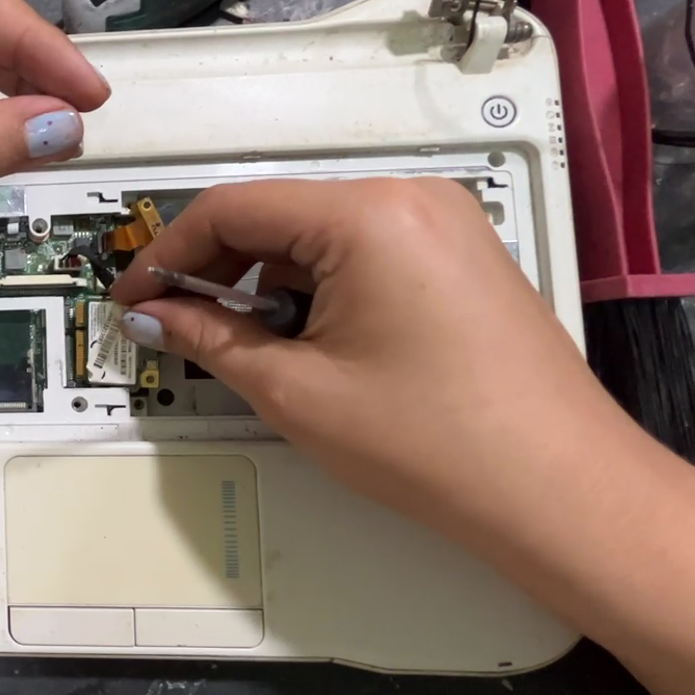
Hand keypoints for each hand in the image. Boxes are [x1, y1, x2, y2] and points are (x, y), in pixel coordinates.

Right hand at [108, 178, 633, 527]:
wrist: (565, 498)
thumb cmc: (421, 441)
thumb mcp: (291, 388)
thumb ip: (205, 337)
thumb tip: (144, 316)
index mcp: (365, 214)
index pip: (230, 208)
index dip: (165, 254)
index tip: (130, 301)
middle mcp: (405, 197)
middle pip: (271, 215)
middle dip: (211, 269)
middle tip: (170, 324)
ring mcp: (439, 223)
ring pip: (309, 236)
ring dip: (257, 281)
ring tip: (235, 341)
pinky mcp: (454, 256)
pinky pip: (354, 251)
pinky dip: (307, 287)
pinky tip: (298, 337)